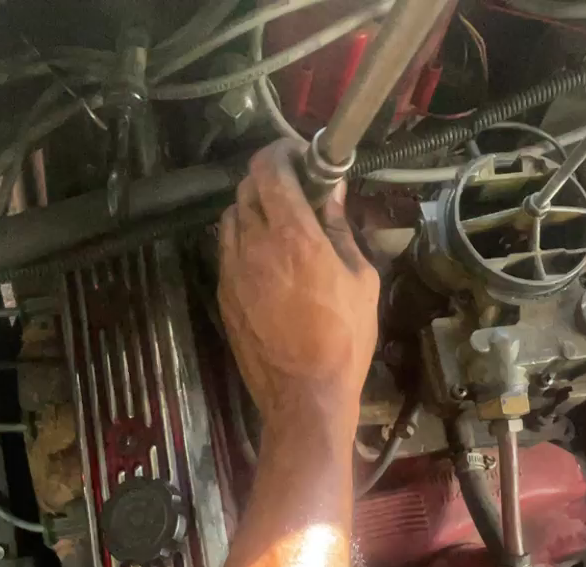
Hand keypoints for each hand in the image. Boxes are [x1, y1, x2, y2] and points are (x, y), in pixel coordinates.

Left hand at [217, 140, 379, 434]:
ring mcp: (232, 272)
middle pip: (246, 189)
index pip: (270, 169)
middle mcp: (254, 246)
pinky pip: (227, 254)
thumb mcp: (361, 280)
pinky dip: (242, 244)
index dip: (282, 152)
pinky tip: (265, 263)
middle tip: (294, 193)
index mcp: (293, 236)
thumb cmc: (344, 340)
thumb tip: (334, 194)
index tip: (299, 157)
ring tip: (277, 228)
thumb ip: (341, 230)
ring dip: (252, 211)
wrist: (305, 395)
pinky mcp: (224, 297)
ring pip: (231, 219)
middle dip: (269, 181)